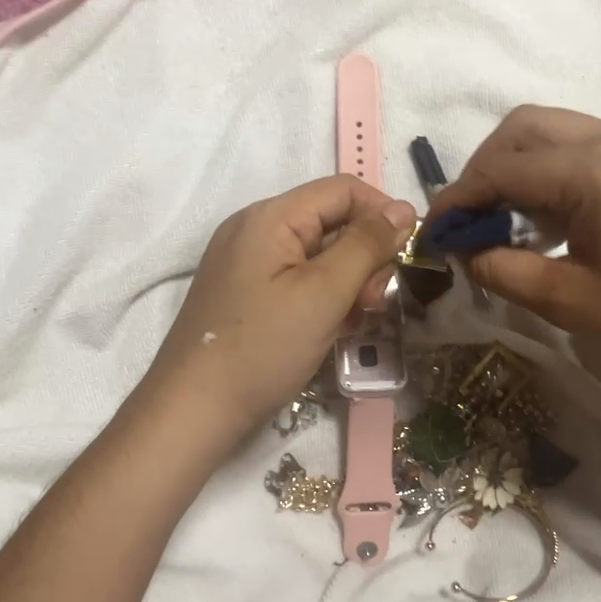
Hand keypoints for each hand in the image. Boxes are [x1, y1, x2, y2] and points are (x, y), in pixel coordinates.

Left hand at [139, 175, 417, 440]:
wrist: (193, 411)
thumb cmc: (263, 347)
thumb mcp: (324, 293)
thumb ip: (366, 245)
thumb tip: (403, 208)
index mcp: (270, 216)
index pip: (342, 190)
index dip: (382, 212)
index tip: (407, 253)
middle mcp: (256, 229)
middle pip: (331, 221)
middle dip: (364, 255)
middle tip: (374, 301)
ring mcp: (247, 262)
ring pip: (318, 253)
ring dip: (348, 280)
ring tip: (354, 321)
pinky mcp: (246, 292)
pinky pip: (298, 278)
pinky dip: (323, 296)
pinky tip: (332, 329)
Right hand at [431, 106, 600, 385]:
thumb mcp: (573, 302)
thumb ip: (504, 271)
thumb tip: (465, 252)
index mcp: (593, 167)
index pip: (501, 168)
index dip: (457, 200)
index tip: (432, 233)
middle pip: (523, 128)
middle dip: (484, 168)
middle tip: (470, 222)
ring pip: (553, 131)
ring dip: (517, 166)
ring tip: (505, 223)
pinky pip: (582, 146)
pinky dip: (549, 169)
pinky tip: (549, 219)